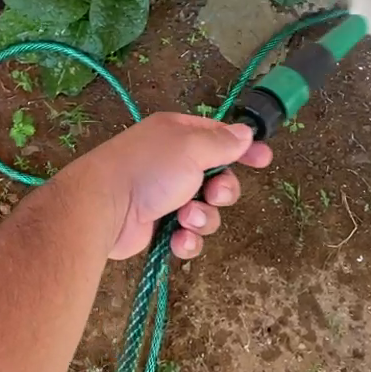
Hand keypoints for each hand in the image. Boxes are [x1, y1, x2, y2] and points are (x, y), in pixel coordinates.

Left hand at [58, 112, 272, 260]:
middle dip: (222, 191)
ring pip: (207, 210)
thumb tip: (245, 132)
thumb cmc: (149, 169)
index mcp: (178, 134)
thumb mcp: (190, 147)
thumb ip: (221, 142)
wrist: (105, 206)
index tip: (265, 159)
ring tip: (185, 217)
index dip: (243, 148)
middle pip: (218, 178)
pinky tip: (177, 240)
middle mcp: (173, 162)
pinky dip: (187, 239)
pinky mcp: (159, 226)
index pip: (219, 137)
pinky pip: (189, 235)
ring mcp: (165, 195)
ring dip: (203, 218)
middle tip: (214, 195)